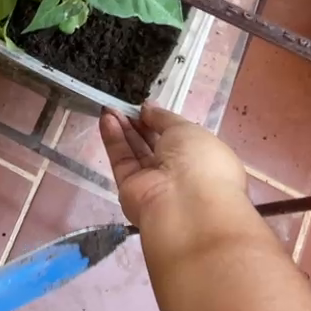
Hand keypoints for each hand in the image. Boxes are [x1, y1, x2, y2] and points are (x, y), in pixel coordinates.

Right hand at [100, 105, 248, 230]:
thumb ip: (164, 118)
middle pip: (154, 144)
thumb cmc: (200, 163)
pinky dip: (113, 140)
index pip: (180, 138)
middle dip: (140, 123)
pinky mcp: (130, 187)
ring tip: (109, 107)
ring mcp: (153, 181)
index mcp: (203, 159)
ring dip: (123, 128)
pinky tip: (106, 119)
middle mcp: (179, 172)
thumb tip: (148, 108)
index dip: (162, 121)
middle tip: (123, 104)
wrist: (185, 206)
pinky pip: (121, 160)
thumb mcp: (188, 130)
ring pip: (135, 151)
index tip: (146, 107)